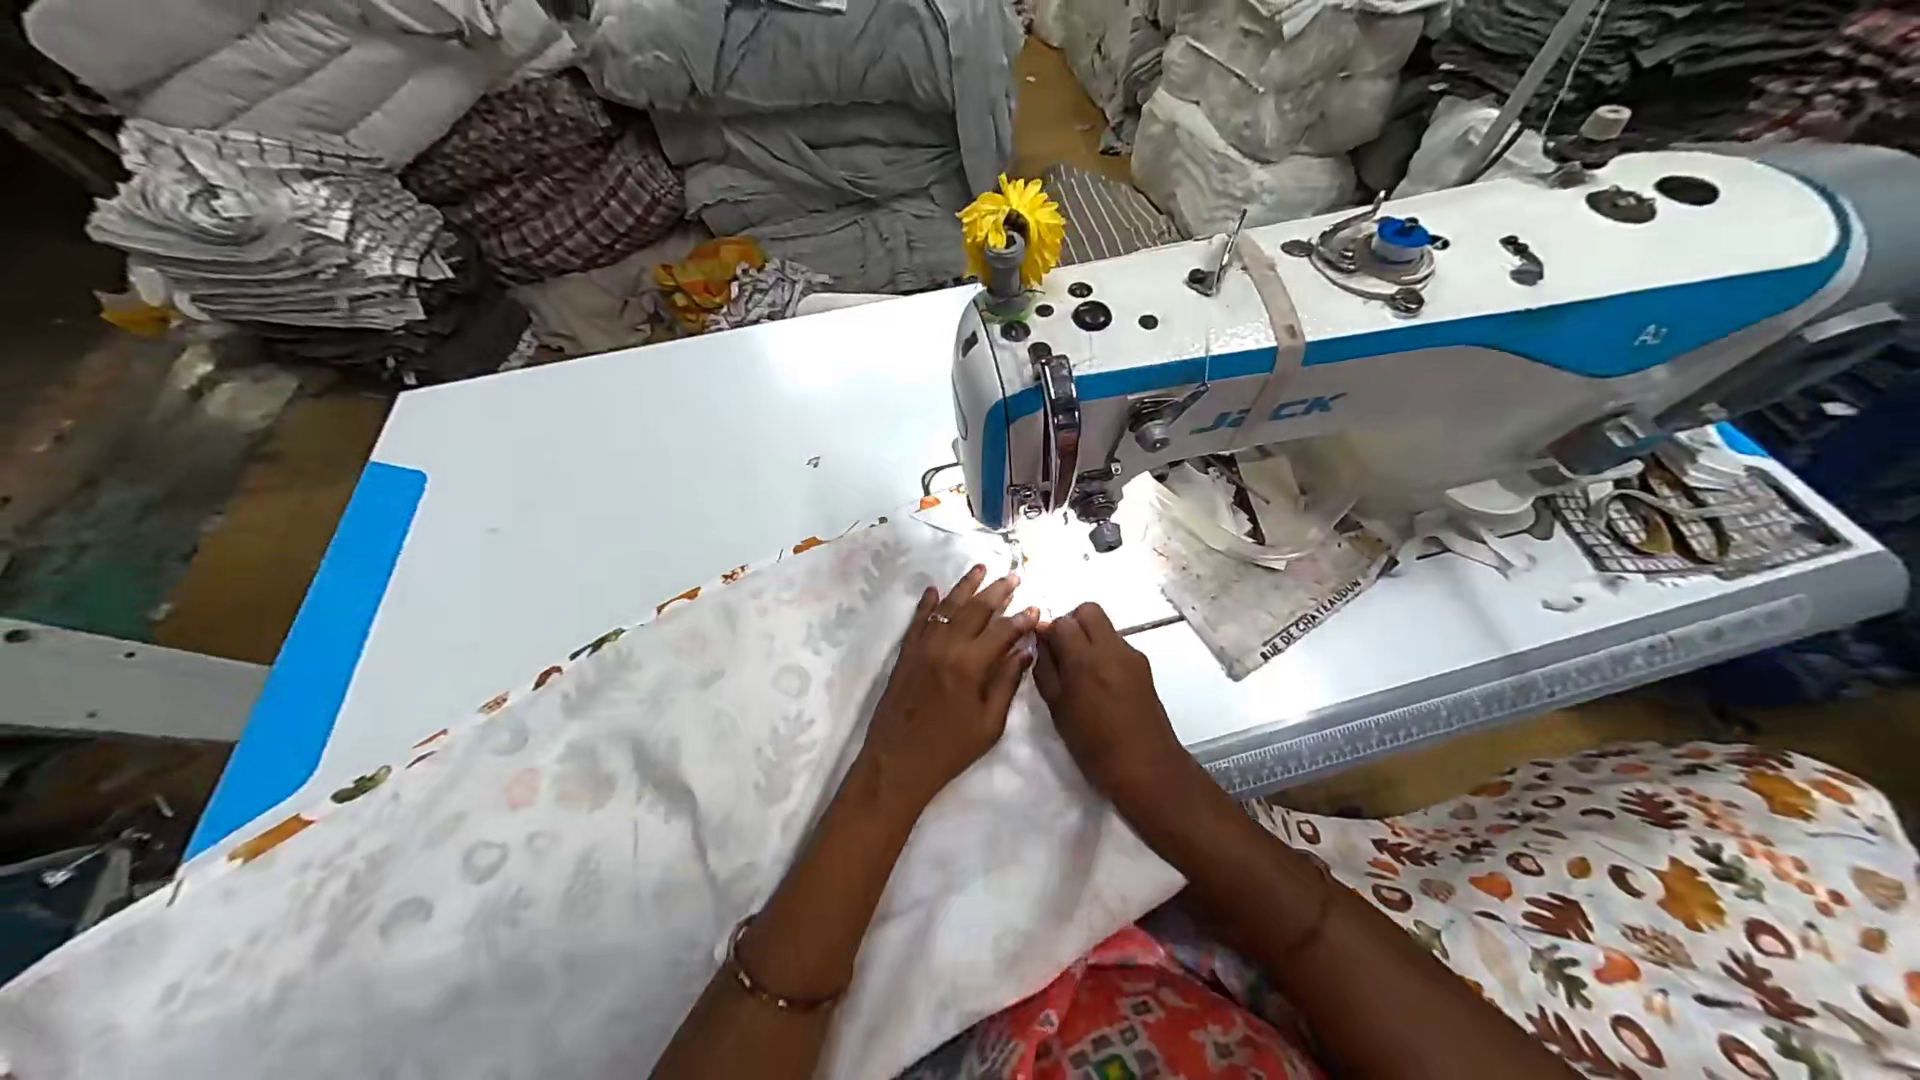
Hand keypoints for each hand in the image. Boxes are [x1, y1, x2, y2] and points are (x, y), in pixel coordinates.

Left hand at [859, 565, 1039, 812]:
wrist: (897, 763)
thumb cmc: (950, 749)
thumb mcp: (989, 723)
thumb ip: (1007, 682)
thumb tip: (1024, 650)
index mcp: (970, 665)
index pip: (1002, 630)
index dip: (1021, 618)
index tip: (1036, 608)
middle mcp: (945, 647)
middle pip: (975, 609)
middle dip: (997, 591)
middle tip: (1013, 576)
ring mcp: (922, 647)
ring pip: (947, 607)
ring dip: (965, 586)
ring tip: (981, 568)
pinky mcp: (905, 654)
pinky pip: (918, 620)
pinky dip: (928, 603)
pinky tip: (935, 590)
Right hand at [1034, 603, 1192, 812]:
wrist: (1146, 767)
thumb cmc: (1093, 745)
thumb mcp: (1058, 709)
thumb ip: (1046, 669)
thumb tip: (1039, 642)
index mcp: (1085, 660)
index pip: (1062, 622)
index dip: (1048, 630)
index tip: (1041, 646)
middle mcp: (1111, 649)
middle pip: (1088, 611)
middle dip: (1071, 623)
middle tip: (1061, 650)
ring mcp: (1131, 655)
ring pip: (1105, 626)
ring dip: (1088, 637)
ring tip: (1080, 670)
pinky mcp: (1143, 666)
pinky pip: (1117, 644)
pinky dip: (1103, 651)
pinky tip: (1099, 682)